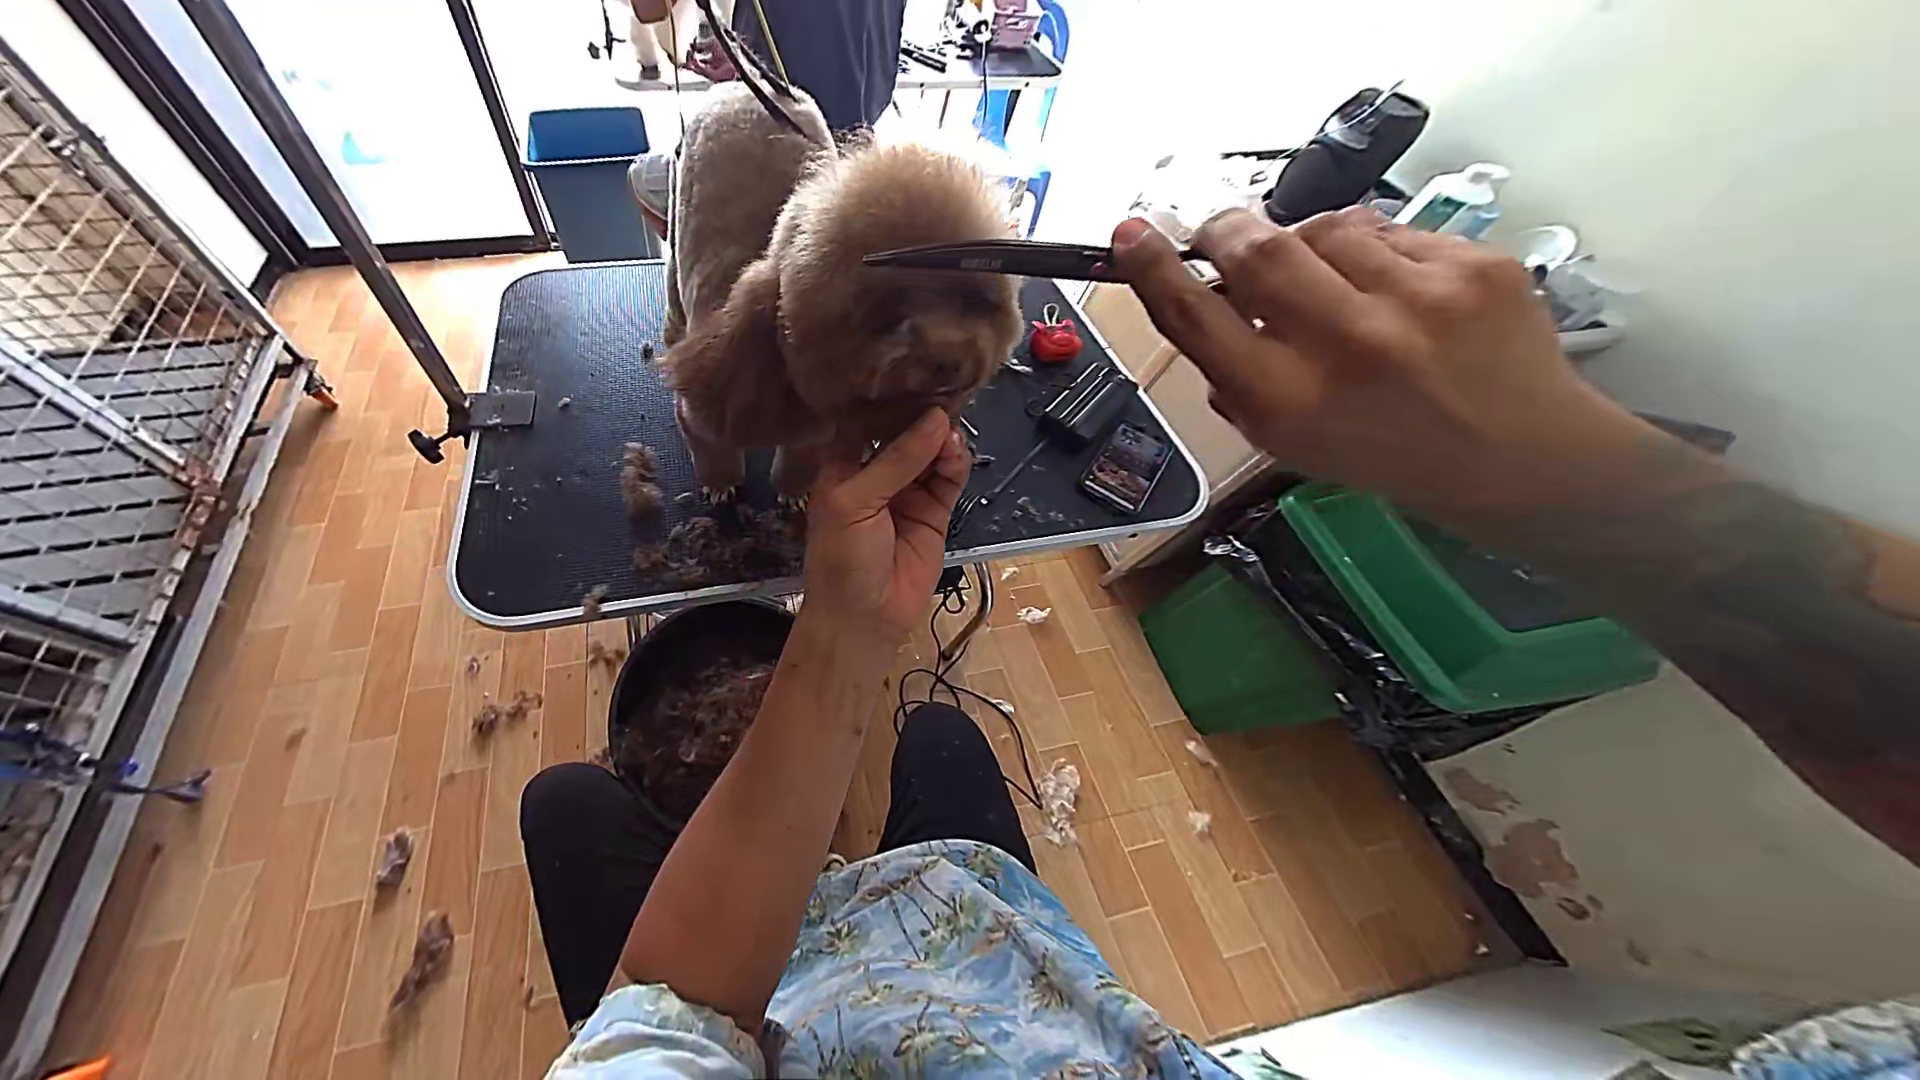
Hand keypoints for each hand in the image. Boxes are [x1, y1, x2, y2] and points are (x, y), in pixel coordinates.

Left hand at [803, 408, 969, 644]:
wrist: (865, 616)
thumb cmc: (842, 558)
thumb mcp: (856, 502)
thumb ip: (896, 461)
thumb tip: (935, 421)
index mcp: (844, 467)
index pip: (866, 423)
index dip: (885, 400)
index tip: (908, 372)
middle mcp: (878, 475)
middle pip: (904, 435)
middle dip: (921, 416)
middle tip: (942, 390)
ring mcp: (908, 493)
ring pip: (931, 454)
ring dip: (941, 439)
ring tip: (950, 426)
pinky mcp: (934, 512)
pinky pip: (949, 479)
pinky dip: (955, 463)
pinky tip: (956, 450)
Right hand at [1111, 207, 1656, 519]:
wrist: (1507, 457)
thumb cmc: (1375, 452)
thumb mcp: (1281, 438)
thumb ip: (1235, 375)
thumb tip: (1210, 304)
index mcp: (1284, 401)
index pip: (1196, 317)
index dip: (1154, 269)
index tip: (1130, 234)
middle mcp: (1344, 346)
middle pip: (1255, 252)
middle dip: (1224, 231)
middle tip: (1219, 233)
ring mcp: (1415, 298)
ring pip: (1322, 229)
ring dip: (1302, 246)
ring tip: (1324, 282)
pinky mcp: (1470, 265)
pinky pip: (1386, 231)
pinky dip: (1365, 251)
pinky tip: (1383, 287)